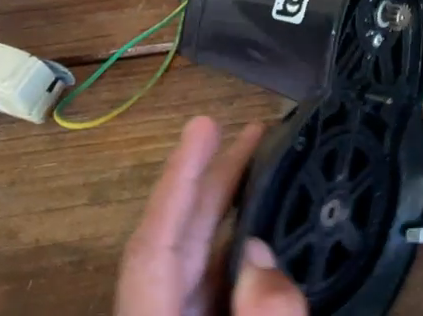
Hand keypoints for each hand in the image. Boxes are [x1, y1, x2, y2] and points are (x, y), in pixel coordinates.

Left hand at [116, 116, 306, 315]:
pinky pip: (214, 285)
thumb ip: (262, 315)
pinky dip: (238, 251)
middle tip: (256, 130)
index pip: (154, 243)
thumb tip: (261, 254)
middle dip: (214, 180)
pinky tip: (267, 230)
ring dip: (231, 211)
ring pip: (200, 262)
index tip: (203, 125)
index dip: (177, 180)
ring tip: (268, 164)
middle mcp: (158, 315)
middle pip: (178, 241)